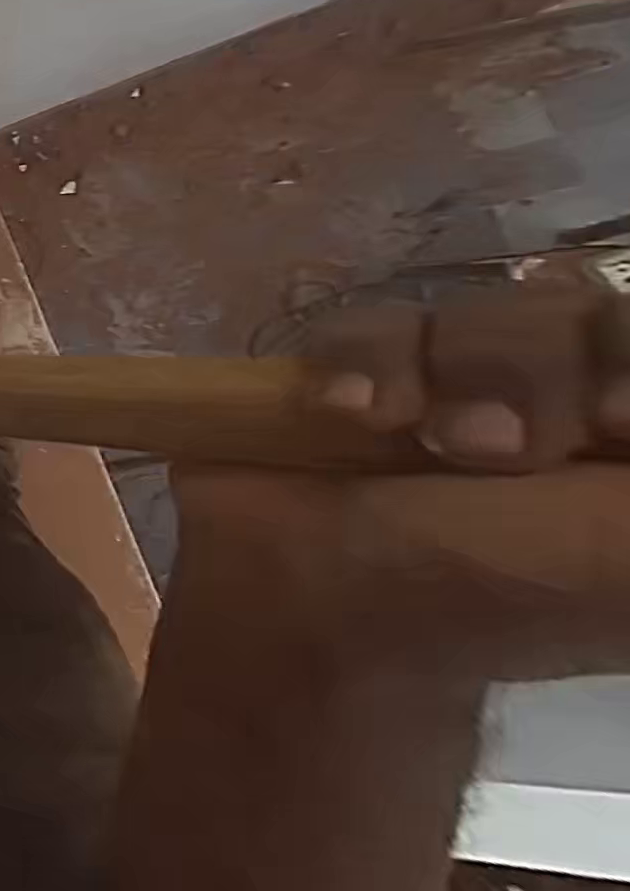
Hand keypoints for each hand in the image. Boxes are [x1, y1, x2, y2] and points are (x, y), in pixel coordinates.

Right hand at [172, 288, 629, 681]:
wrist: (297, 587)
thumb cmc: (481, 585)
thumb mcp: (624, 548)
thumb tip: (615, 420)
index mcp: (625, 438)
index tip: (611, 424)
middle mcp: (554, 397)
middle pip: (577, 310)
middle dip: (529, 373)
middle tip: (486, 450)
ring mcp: (438, 380)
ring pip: (468, 306)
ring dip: (434, 368)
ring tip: (389, 427)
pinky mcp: (342, 373)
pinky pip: (358, 322)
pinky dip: (350, 357)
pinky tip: (337, 408)